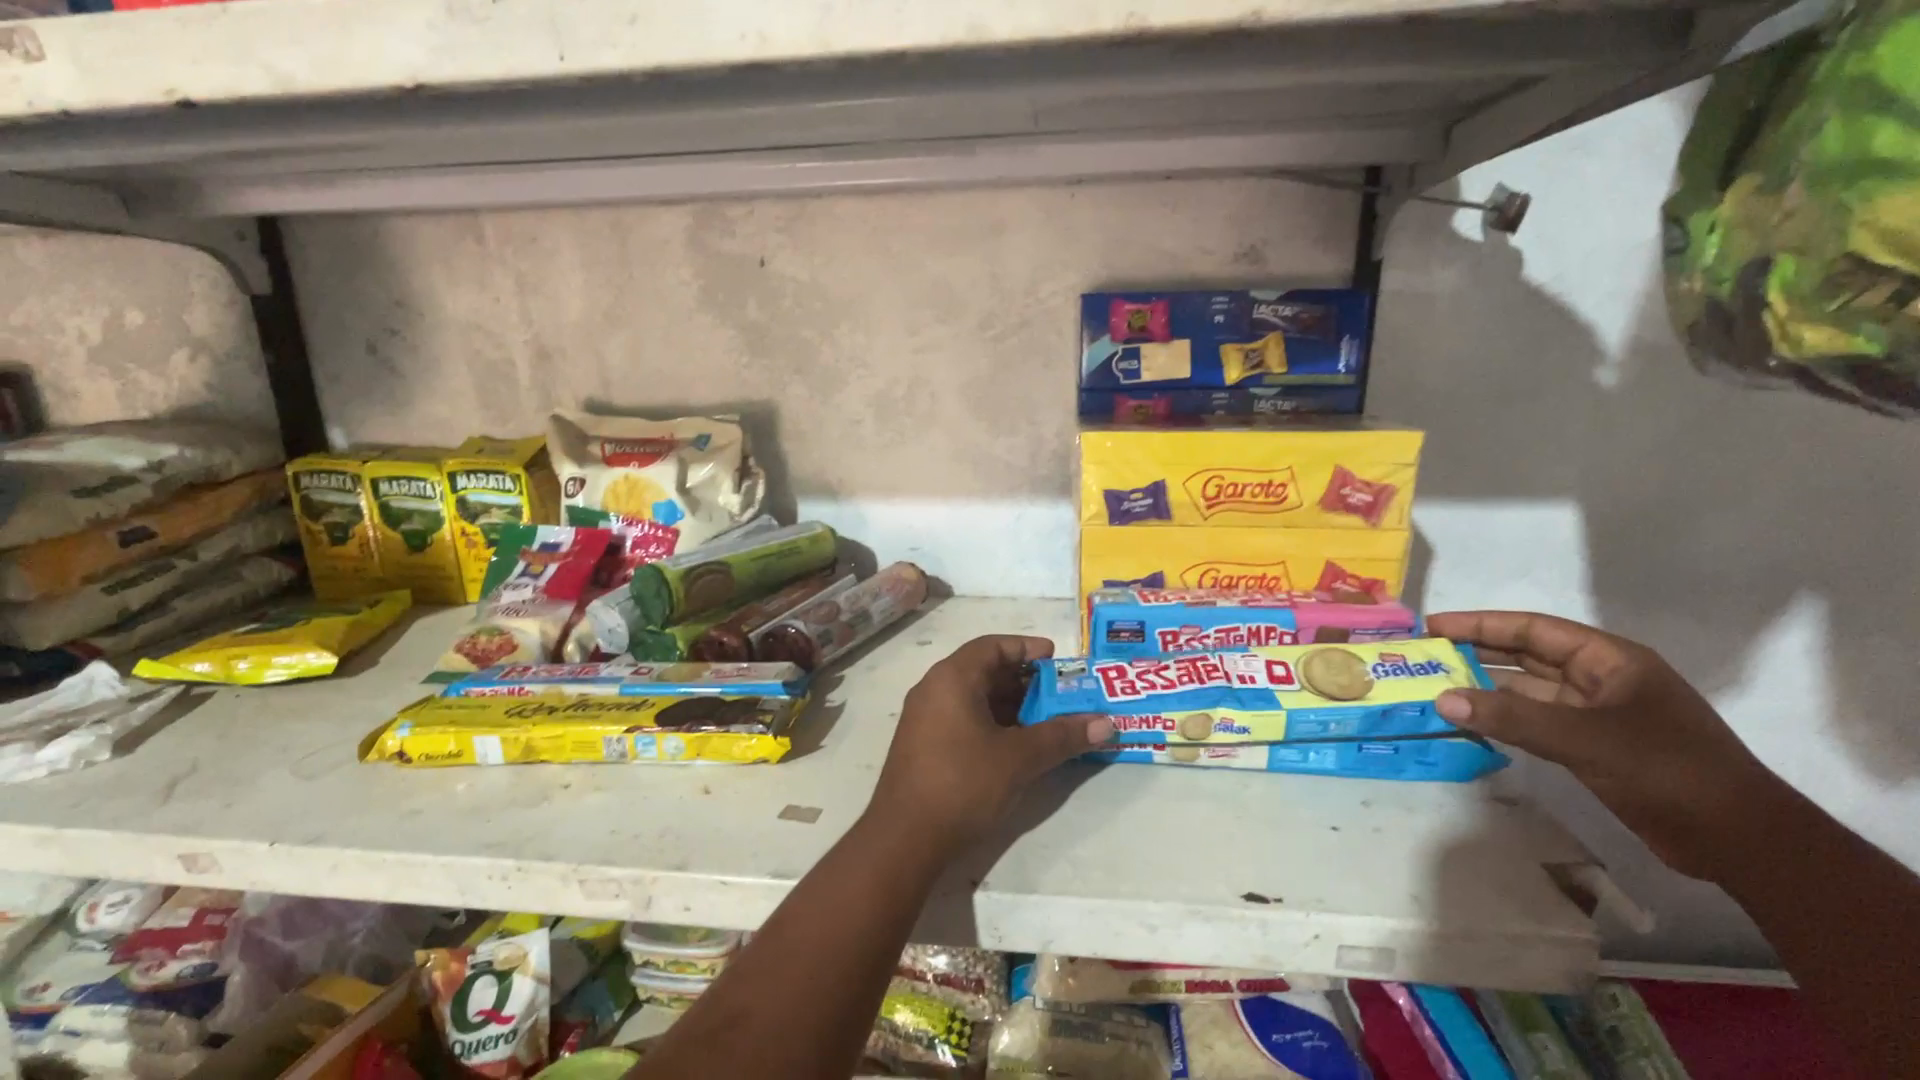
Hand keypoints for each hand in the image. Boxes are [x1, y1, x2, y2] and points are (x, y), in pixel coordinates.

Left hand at [867, 635, 1112, 854]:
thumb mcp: (1019, 758)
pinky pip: (963, 720)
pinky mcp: (924, 747)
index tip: (1056, 659)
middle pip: (984, 671)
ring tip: (1048, 722)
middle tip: (1061, 695)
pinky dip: (993, 724)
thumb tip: (1106, 723)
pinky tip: (1018, 747)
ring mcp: (925, 720)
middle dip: (1025, 681)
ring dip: (1011, 706)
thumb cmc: (963, 783)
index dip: (1026, 648)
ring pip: (975, 698)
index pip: (992, 646)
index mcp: (952, 678)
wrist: (905, 838)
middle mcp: (933, 690)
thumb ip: (1062, 736)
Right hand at [1429, 611, 1792, 883]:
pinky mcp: (1596, 749)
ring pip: (1531, 692)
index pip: (1534, 629)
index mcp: (1611, 660)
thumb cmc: (1667, 770)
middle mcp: (1603, 680)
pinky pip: (1538, 724)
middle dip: (1478, 654)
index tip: (1433, 627)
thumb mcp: (1584, 738)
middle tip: (1424, 656)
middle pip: (1529, 656)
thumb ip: (1511, 717)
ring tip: (1436, 689)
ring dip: (1487, 691)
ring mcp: (1600, 716)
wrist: (1737, 837)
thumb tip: (1442, 699)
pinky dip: (1505, 722)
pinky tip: (1473, 726)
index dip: (1481, 624)